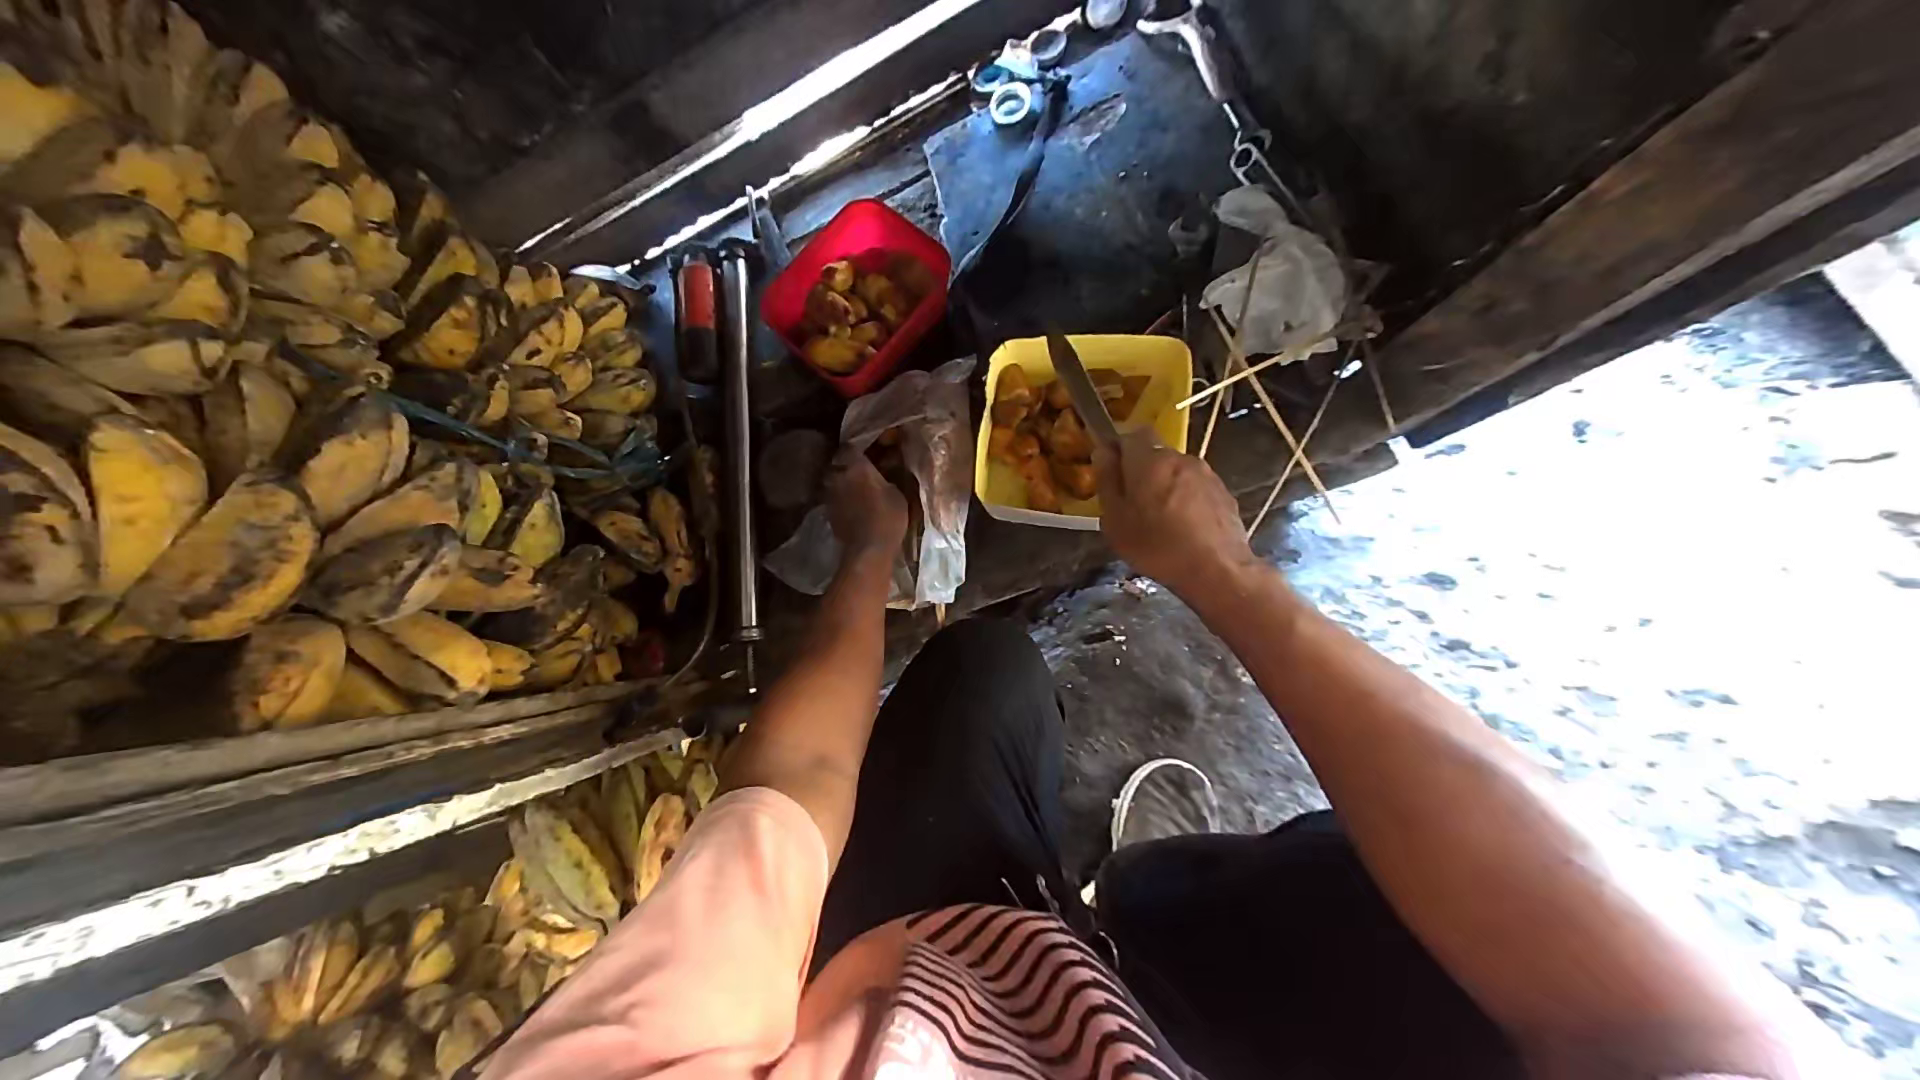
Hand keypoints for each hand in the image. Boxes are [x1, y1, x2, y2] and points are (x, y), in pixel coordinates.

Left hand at [826, 446, 907, 559]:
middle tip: (863, 471)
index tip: (869, 451)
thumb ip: (886, 476)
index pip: (850, 446)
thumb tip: (883, 469)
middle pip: (839, 463)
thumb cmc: (888, 517)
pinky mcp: (827, 511)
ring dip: (844, 482)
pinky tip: (853, 505)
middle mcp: (837, 475)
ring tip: (858, 489)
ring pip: (834, 481)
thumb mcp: (896, 492)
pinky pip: (834, 497)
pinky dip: (842, 498)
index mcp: (855, 465)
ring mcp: (829, 494)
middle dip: (848, 465)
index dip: (859, 448)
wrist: (868, 549)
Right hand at [1094, 429, 1261, 597]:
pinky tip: (1184, 528)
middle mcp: (1179, 458)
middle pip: (1154, 454)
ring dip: (1165, 486)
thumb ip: (1107, 481)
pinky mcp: (1223, 492)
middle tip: (1133, 505)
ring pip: (1176, 471)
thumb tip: (1103, 452)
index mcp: (1148, 460)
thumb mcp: (1115, 520)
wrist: (1217, 569)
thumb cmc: (1156, 546)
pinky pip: (1195, 487)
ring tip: (1161, 520)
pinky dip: (1186, 500)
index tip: (1112, 473)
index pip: (1130, 434)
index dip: (1119, 449)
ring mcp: (1205, 474)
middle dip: (1142, 472)